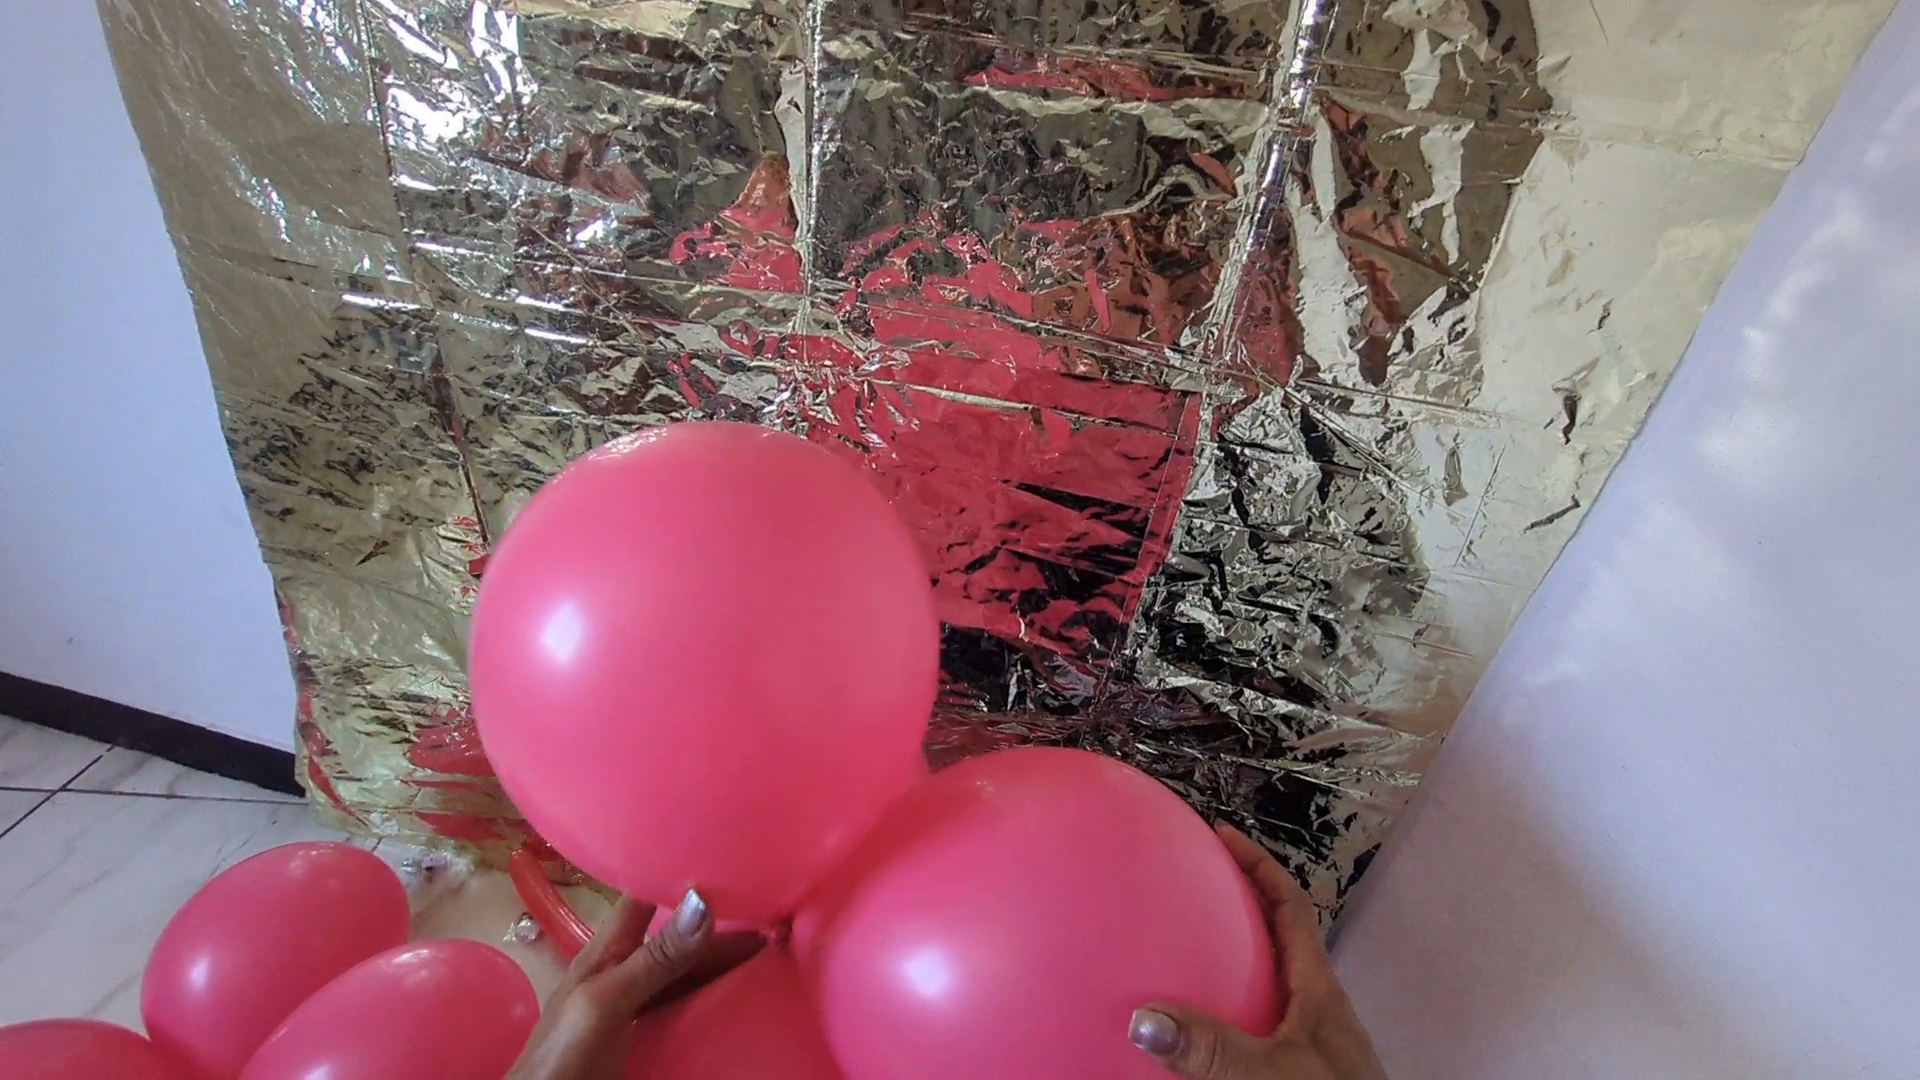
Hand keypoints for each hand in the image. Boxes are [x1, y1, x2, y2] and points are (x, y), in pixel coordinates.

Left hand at [508, 890, 763, 1079]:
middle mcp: (625, 968)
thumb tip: (705, 898)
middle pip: (680, 932)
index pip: (649, 890)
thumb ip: (655, 956)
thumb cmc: (560, 1059)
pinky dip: (715, 994)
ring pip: (687, 968)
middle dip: (721, 917)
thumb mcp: (606, 1003)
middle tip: (773, 905)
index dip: (682, 867)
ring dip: (723, 957)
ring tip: (771, 947)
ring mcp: (635, 1004)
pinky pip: (688, 1004)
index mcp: (609, 947)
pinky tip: (740, 994)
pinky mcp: (645, 1037)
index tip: (729, 850)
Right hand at [1128, 824, 1387, 1079]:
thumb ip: (1212, 1049)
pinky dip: (1223, 1016)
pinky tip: (1190, 1035)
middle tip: (1188, 882)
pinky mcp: (1297, 1074)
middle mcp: (1315, 1011)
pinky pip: (1254, 1029)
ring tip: (1178, 949)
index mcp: (1319, 991)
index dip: (1257, 862)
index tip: (1220, 832)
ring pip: (1264, 985)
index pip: (1290, 905)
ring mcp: (1309, 1047)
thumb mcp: (1275, 1077)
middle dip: (1235, 902)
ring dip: (1227, 960)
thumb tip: (1142, 1017)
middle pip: (1275, 937)